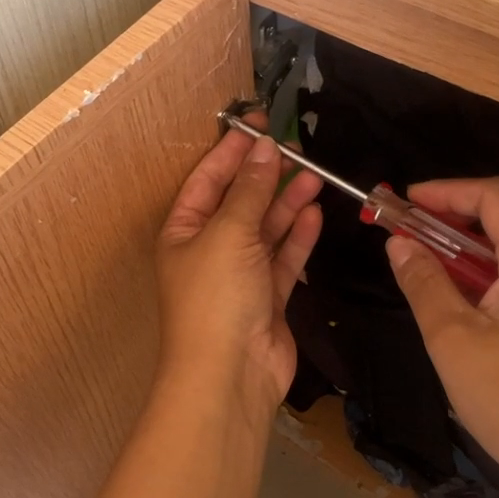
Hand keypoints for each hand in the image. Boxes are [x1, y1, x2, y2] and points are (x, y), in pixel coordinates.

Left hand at [156, 114, 322, 418]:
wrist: (229, 375)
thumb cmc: (216, 296)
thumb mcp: (229, 233)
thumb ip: (250, 191)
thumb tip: (264, 150)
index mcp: (183, 231)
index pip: (208, 179)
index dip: (232, 150)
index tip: (259, 122)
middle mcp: (209, 249)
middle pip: (239, 201)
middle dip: (265, 175)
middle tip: (295, 148)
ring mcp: (239, 274)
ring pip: (266, 228)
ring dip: (287, 202)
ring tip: (315, 175)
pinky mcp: (267, 297)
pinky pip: (283, 257)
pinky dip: (298, 236)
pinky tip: (314, 212)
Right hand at [384, 177, 498, 497]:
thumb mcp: (453, 341)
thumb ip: (424, 283)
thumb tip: (400, 244)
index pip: (496, 195)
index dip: (447, 191)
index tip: (407, 202)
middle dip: (471, 201)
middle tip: (426, 221)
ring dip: (491, 229)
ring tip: (445, 253)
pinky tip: (482, 289)